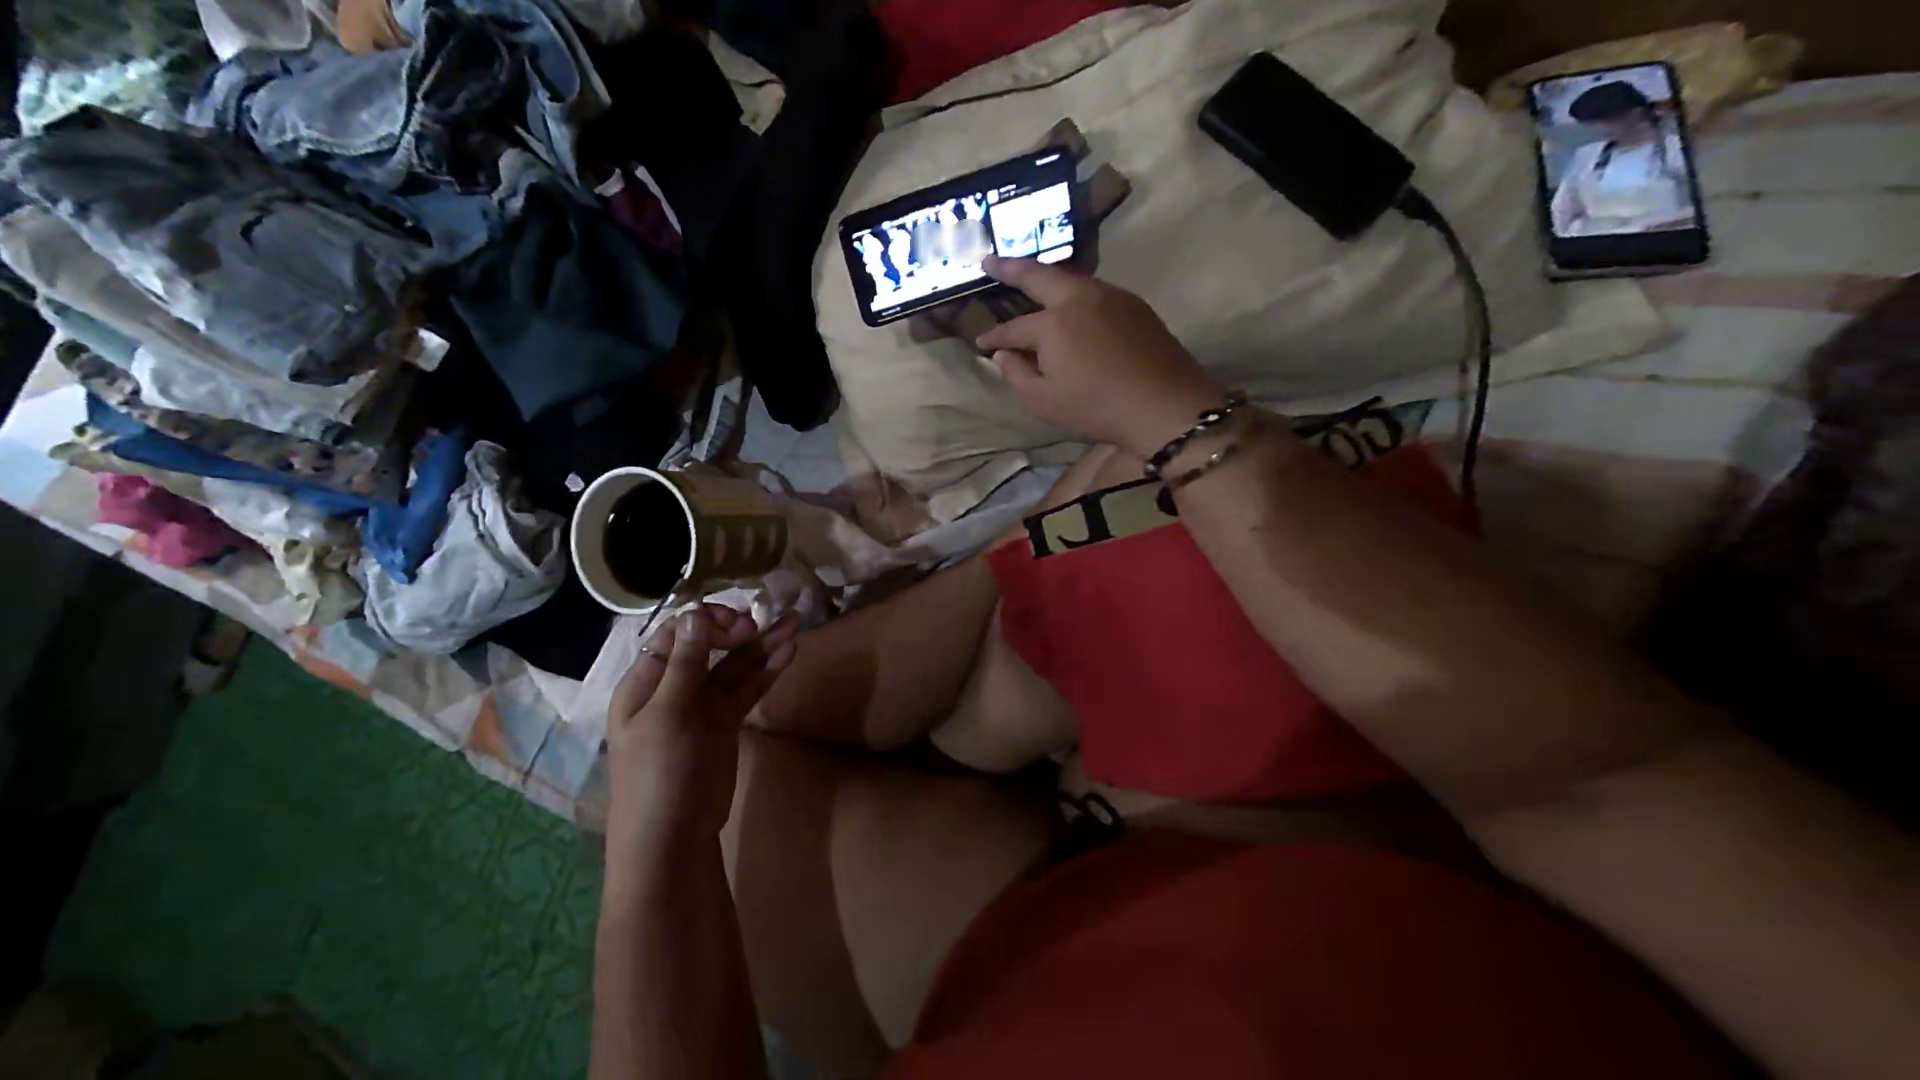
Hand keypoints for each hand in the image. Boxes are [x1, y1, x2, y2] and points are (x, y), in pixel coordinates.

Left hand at [605, 605, 797, 856]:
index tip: (734, 623)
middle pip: (709, 647)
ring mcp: (703, 706)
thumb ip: (685, 664)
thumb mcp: (668, 715)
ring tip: (795, 623)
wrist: (673, 837)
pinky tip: (789, 651)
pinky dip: (767, 671)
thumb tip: (695, 614)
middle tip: (760, 626)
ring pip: (735, 667)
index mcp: (646, 682)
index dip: (705, 622)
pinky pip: (747, 689)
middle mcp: (674, 687)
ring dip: (763, 645)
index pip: (676, 635)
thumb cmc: (659, 773)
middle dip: (736, 631)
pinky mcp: (726, 724)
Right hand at [978, 256, 1228, 457]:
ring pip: (1070, 279)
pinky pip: (1094, 290)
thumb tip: (1002, 355)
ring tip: (1030, 279)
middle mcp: (1079, 298)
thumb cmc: (1098, 407)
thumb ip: (1016, 375)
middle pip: (1039, 276)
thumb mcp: (1044, 401)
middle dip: (1010, 268)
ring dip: (1046, 278)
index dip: (994, 337)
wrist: (1165, 405)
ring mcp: (1111, 296)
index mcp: (1053, 323)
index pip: (1013, 327)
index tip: (980, 343)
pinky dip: (1073, 292)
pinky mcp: (1134, 304)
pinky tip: (1071, 303)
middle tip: (991, 261)